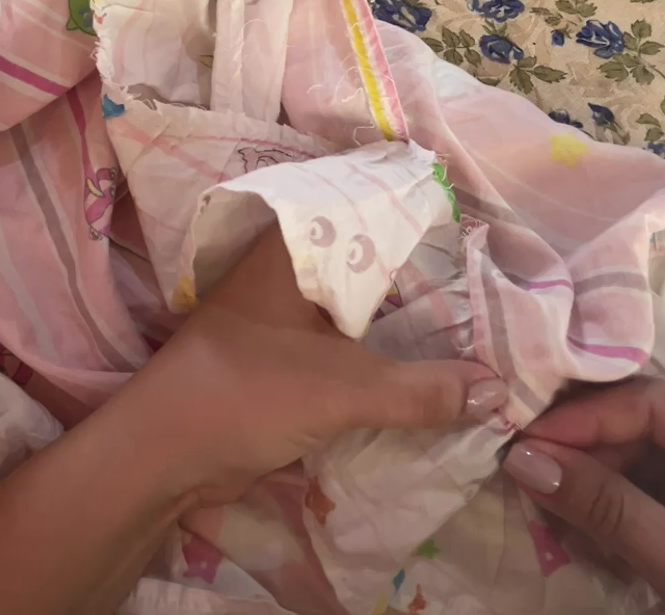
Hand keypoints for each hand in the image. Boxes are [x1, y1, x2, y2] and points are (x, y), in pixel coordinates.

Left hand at [109, 227, 506, 505]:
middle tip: (496, 279)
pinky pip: (347, 341)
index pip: (372, 211)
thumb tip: (499, 392)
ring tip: (478, 318)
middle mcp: (291, 266)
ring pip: (361, 304)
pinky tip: (429, 359)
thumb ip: (421, 390)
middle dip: (427, 276)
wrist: (165, 454)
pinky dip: (383, 351)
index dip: (425, 217)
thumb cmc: (246, 391)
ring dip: (407, 319)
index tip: (485, 226)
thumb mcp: (342, 388)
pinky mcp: (285, 351)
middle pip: (372, 261)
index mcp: (295, 244)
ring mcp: (286, 309)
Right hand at [500, 377, 664, 614]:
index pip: (658, 404)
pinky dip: (618, 509)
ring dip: (596, 481)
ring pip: (649, 460)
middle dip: (587, 450)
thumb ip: (609, 511)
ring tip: (544, 500)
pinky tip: (581, 525)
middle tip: (525, 471)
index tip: (523, 440)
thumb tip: (518, 456)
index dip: (586, 417)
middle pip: (651, 427)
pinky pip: (660, 496)